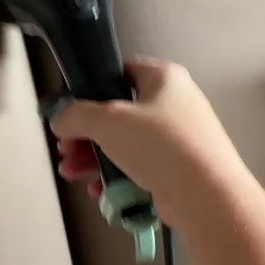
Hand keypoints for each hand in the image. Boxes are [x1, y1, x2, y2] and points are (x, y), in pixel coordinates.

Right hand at [51, 57, 245, 220]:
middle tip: (65, 149)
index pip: (121, 71)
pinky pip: (136, 166)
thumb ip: (74, 115)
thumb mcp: (107, 121)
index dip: (92, 87)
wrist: (204, 194)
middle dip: (84, 134)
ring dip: (93, 158)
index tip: (71, 110)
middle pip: (116, 113)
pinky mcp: (175, 167)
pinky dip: (115, 175)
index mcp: (164, 78)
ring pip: (122, 143)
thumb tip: (59, 120)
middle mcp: (173, 103)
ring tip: (71, 173)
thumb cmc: (158, 145)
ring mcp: (176, 137)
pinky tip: (97, 190)